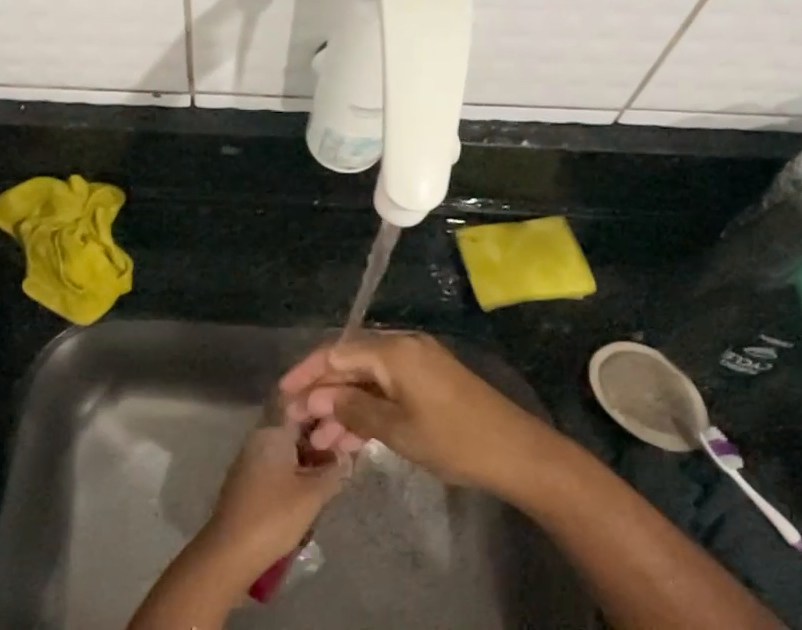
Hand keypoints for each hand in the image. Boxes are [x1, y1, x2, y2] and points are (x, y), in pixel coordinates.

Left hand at [199, 419, 348, 575]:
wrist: (231, 551)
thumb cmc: (274, 515)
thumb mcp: (313, 494)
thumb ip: (335, 471)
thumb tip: (348, 456)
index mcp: (273, 432)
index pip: (304, 412)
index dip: (328, 421)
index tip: (348, 434)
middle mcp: (259, 438)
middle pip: (296, 432)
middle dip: (321, 445)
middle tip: (345, 461)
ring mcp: (250, 459)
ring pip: (287, 451)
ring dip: (309, 462)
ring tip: (332, 478)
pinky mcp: (247, 480)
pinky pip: (276, 467)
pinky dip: (294, 474)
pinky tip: (309, 491)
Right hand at [280, 332, 554, 492]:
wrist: (519, 454)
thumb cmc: (454, 440)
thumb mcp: (396, 429)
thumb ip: (352, 409)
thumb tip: (318, 398)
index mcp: (394, 350)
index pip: (336, 353)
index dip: (306, 374)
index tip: (282, 396)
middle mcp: (403, 348)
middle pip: (350, 364)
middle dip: (323, 394)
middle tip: (298, 425)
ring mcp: (418, 365)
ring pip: (367, 380)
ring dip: (343, 407)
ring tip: (321, 441)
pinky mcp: (429, 383)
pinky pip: (386, 389)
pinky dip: (367, 410)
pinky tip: (350, 437)